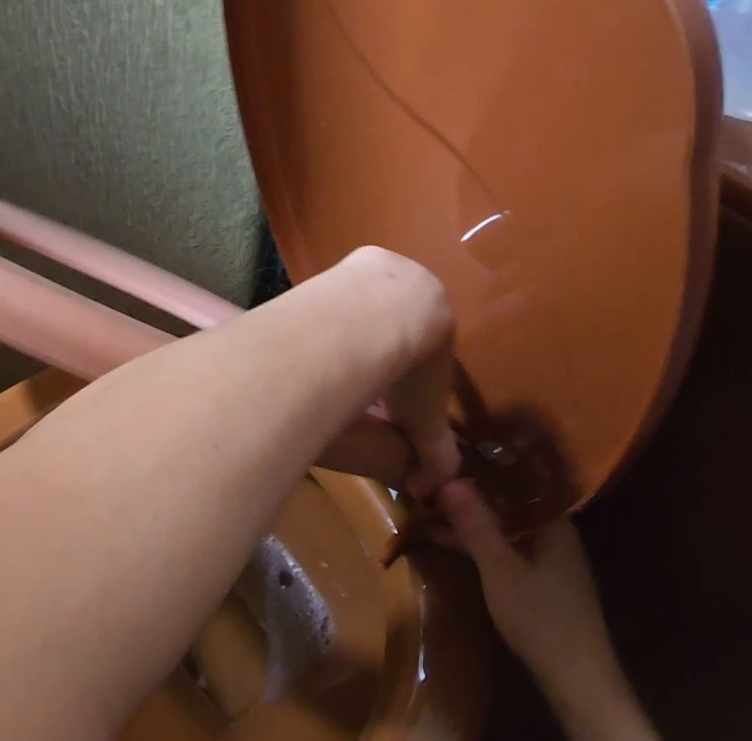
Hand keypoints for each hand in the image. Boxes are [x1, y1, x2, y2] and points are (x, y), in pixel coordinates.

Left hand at [330, 247, 460, 493]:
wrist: (382, 315)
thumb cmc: (411, 365)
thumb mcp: (424, 415)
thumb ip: (433, 449)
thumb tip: (431, 486)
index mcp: (438, 315)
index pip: (424, 346)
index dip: (407, 373)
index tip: (389, 394)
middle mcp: (411, 282)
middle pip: (391, 322)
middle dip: (377, 348)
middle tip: (358, 378)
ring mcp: (374, 268)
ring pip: (362, 303)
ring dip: (350, 328)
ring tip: (331, 360)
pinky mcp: (340, 264)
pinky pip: (334, 292)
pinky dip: (327, 313)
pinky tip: (314, 335)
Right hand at [435, 482, 658, 740]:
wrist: (578, 681)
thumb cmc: (540, 617)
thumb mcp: (499, 568)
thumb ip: (476, 524)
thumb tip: (450, 479)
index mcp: (552, 520)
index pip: (513, 478)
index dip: (478, 466)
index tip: (444, 456)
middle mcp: (553, 530)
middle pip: (505, 501)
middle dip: (467, 494)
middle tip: (428, 482)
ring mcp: (548, 555)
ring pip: (502, 525)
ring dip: (469, 519)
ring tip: (429, 508)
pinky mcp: (541, 577)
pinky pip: (505, 545)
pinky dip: (479, 541)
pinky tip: (448, 540)